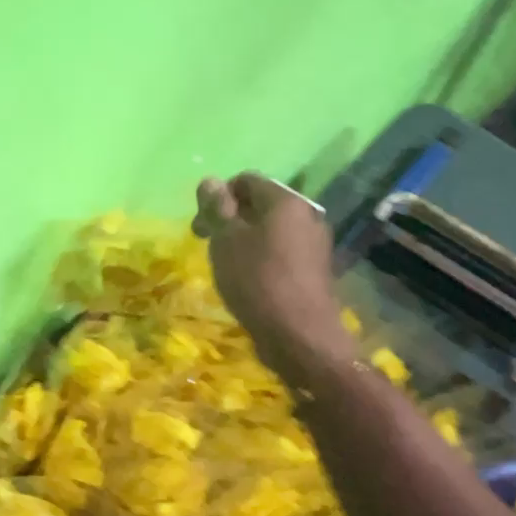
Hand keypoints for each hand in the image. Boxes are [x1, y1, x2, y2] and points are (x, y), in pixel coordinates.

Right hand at [192, 173, 350, 371]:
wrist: (300, 335)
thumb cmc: (257, 282)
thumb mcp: (227, 242)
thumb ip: (217, 209)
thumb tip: (209, 180)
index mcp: (285, 200)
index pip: (246, 181)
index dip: (218, 197)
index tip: (200, 228)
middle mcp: (306, 215)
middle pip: (261, 206)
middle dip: (231, 221)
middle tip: (209, 247)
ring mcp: (315, 244)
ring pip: (272, 232)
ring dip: (246, 242)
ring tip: (227, 268)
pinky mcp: (315, 271)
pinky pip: (283, 254)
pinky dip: (262, 260)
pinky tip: (250, 283)